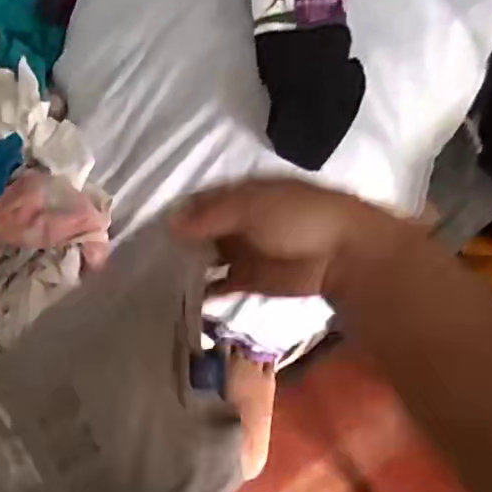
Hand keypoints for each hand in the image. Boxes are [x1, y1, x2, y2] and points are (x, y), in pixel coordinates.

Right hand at [170, 179, 401, 296]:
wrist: (343, 255)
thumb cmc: (301, 219)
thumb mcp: (254, 207)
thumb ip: (211, 216)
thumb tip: (169, 224)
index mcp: (243, 193)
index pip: (202, 200)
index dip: (178, 212)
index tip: (149, 228)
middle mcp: (240, 220)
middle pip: (201, 230)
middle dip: (178, 242)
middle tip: (148, 257)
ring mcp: (243, 251)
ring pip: (207, 257)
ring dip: (188, 267)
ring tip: (159, 279)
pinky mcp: (248, 279)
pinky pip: (219, 285)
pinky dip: (203, 291)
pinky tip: (183, 298)